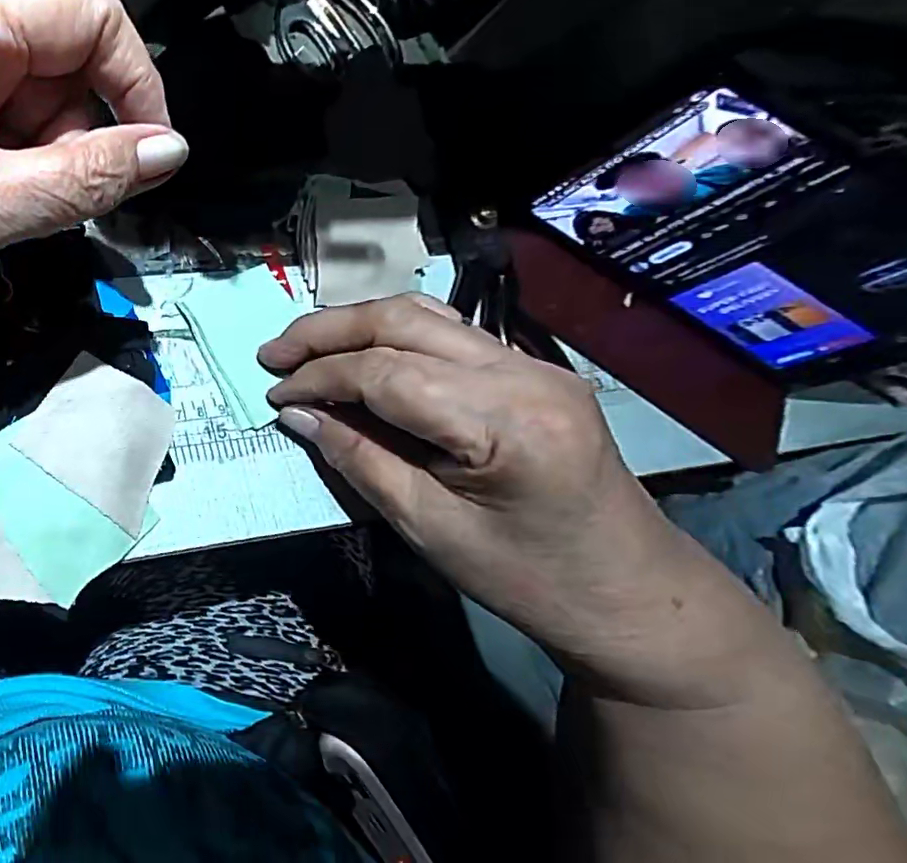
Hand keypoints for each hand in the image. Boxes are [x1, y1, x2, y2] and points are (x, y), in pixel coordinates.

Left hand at [0, 0, 186, 338]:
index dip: (137, 83)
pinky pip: (17, 126)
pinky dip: (26, 167)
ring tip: (7, 205)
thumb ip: (88, 177)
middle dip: (84, 136)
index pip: (93, 17)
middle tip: (59, 199)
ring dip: (53, 159)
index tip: (153, 155)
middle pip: (74, 64)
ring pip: (49, 104)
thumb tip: (171, 153)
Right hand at [261, 295, 784, 708]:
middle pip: (403, 321)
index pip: (387, 372)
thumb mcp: (430, 529)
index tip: (275, 392)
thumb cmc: (530, 580)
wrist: (632, 593)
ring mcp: (532, 363)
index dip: (320, 376)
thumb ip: (359, 459)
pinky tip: (360, 352)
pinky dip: (391, 336)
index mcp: (507, 421)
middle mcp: (524, 372)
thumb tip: (299, 412)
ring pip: (424, 314)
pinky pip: (447, 333)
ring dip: (356, 324)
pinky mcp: (530, 368)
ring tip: (305, 346)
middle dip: (328, 330)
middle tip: (274, 352)